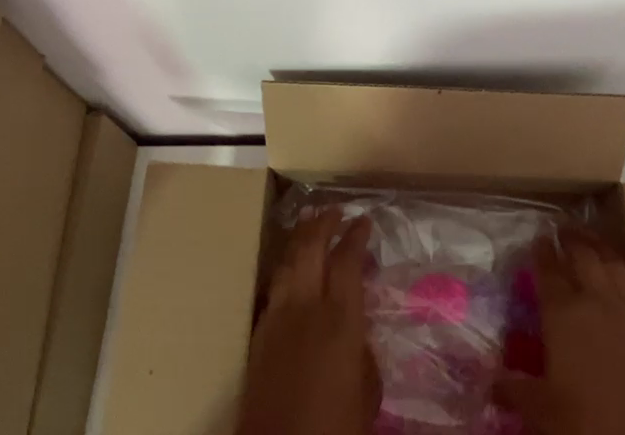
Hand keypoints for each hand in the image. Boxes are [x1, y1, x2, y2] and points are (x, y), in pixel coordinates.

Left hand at [239, 209, 378, 434]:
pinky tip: (290, 267)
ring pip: (286, 262)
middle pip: (310, 248)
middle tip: (335, 210)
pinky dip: (284, 265)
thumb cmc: (336, 426)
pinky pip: (272, 285)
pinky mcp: (257, 334)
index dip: (356, 236)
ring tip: (309, 224)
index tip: (364, 220)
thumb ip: (361, 350)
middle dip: (322, 223)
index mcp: (340, 319)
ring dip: (299, 238)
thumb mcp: (367, 389)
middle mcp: (305, 307)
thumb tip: (355, 331)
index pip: (347, 261)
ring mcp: (276, 317)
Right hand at [496, 229, 624, 434]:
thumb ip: (515, 389)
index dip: (543, 252)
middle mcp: (596, 301)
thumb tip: (492, 382)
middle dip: (572, 239)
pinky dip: (624, 274)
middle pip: (584, 257)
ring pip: (614, 265)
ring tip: (593, 239)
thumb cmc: (585, 420)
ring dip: (601, 248)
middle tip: (563, 227)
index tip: (538, 237)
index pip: (549, 272)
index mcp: (563, 313)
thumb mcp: (541, 408)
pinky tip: (622, 279)